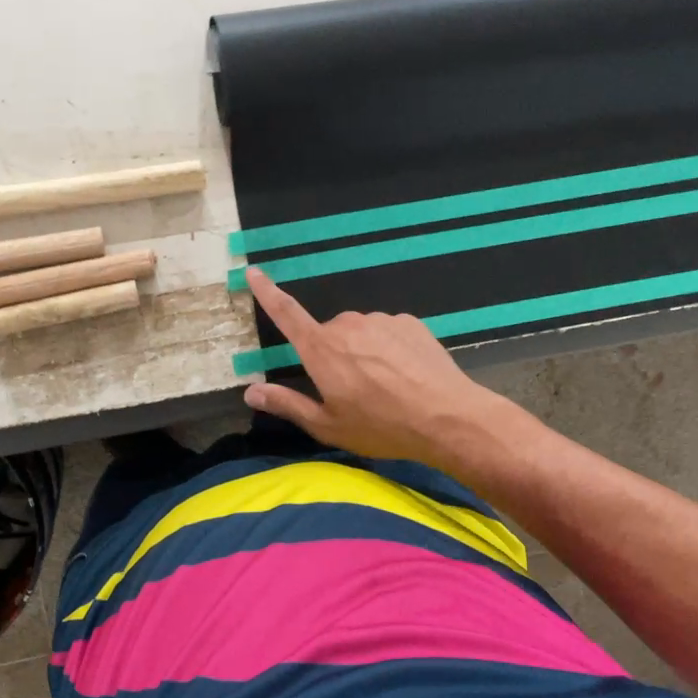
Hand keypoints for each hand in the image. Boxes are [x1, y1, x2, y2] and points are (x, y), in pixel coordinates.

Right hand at [241, 268, 545, 476]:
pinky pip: (387, 333)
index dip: (267, 292)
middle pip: (328, 334)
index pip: (286, 314)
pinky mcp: (409, 322)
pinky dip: (388, 349)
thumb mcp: (327, 425)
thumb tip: (251, 391)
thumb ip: (287, 404)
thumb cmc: (380, 426)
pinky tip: (405, 375)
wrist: (446, 417)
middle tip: (351, 392)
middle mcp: (347, 325)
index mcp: (321, 350)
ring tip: (384, 387)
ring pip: (359, 333)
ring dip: (362, 352)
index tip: (253, 271)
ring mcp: (381, 320)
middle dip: (332, 356)